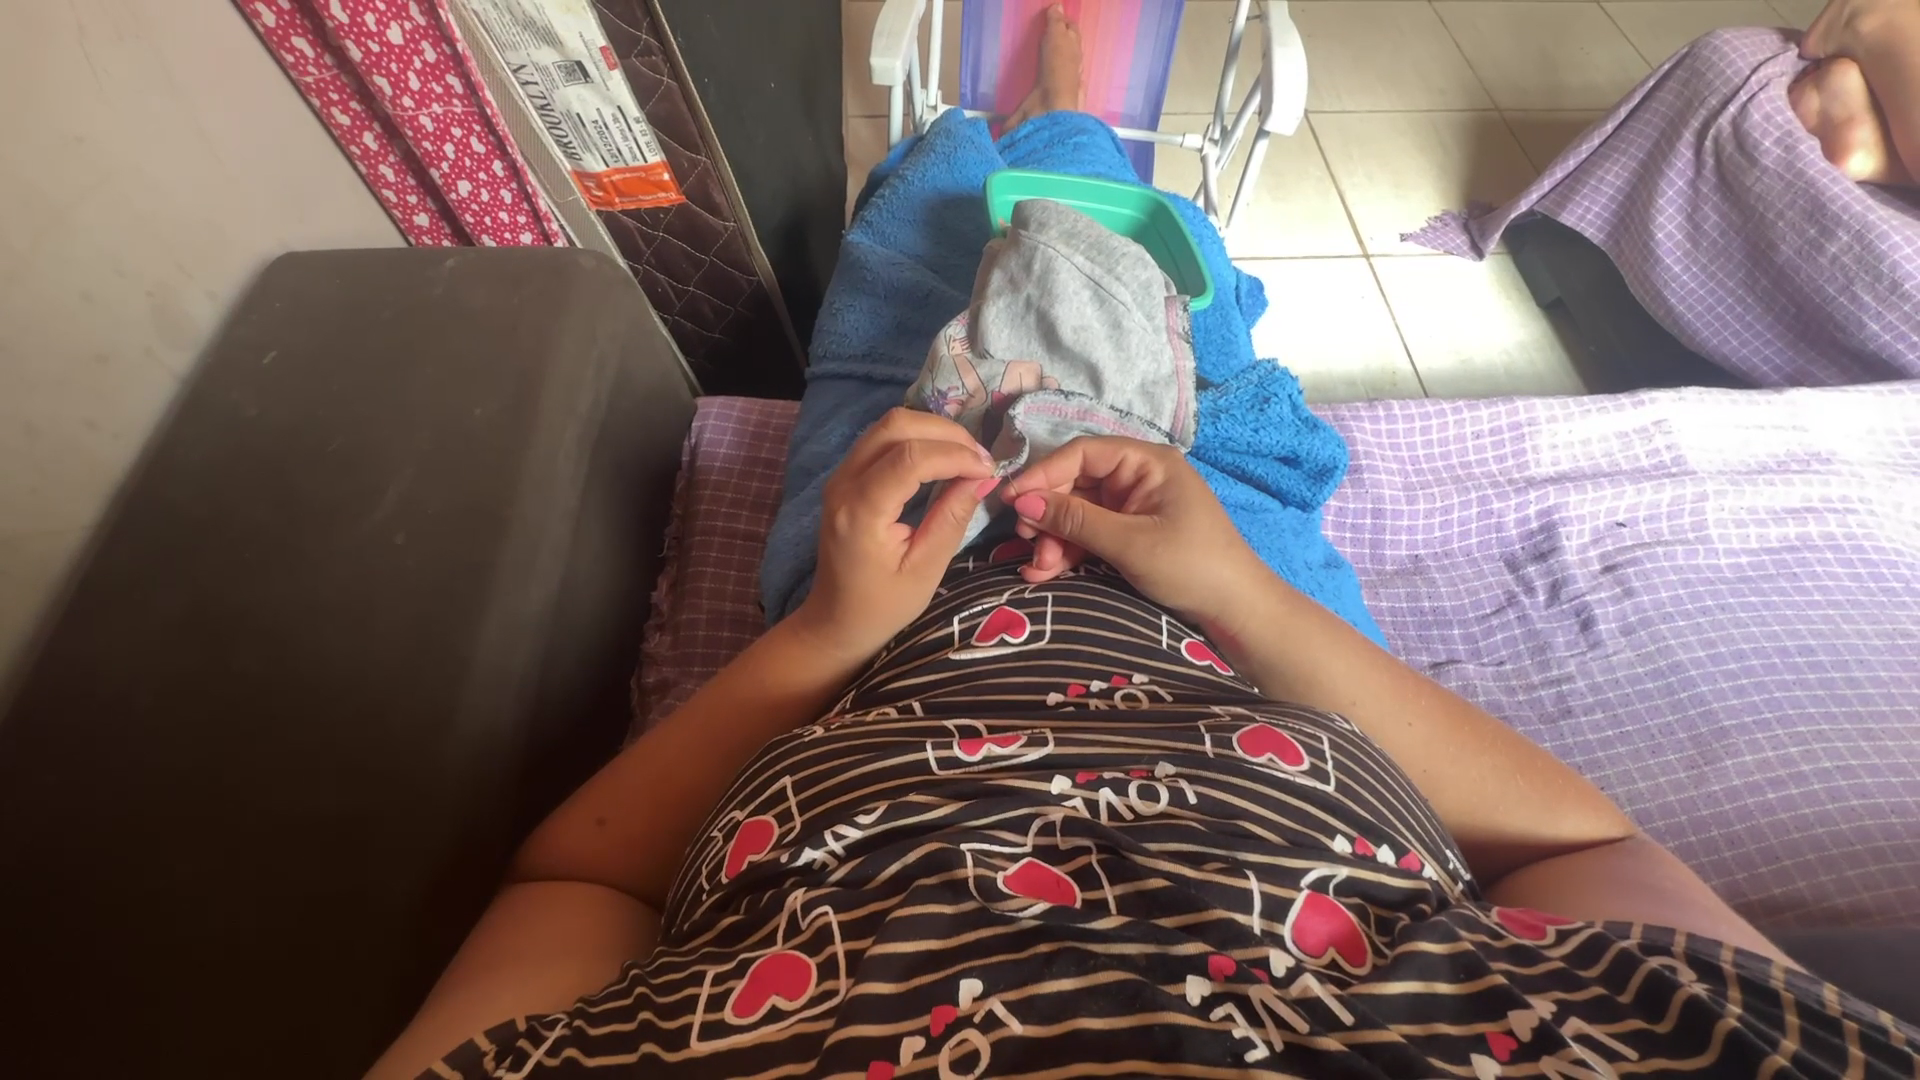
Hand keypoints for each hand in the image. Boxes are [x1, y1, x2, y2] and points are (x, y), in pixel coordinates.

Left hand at [789, 409, 997, 660]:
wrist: (835, 620)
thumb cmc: (882, 605)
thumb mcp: (926, 570)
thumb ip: (952, 518)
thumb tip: (983, 477)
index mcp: (861, 512)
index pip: (910, 458)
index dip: (955, 455)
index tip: (988, 469)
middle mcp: (843, 484)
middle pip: (896, 426)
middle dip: (945, 433)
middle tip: (980, 458)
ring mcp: (840, 476)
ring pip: (888, 425)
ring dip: (932, 431)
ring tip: (966, 456)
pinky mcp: (845, 477)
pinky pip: (882, 440)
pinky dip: (917, 439)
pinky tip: (942, 458)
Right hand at [1001, 437, 1268, 630]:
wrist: (1234, 612)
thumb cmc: (1191, 566)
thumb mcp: (1129, 543)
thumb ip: (1074, 520)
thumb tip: (1021, 502)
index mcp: (1146, 462)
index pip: (1081, 454)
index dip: (1042, 474)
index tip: (1011, 500)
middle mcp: (1135, 478)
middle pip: (1074, 485)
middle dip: (1047, 517)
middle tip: (1025, 543)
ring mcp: (1130, 508)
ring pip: (1076, 514)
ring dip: (1053, 541)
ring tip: (1038, 571)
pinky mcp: (1127, 535)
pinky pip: (1086, 536)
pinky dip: (1067, 553)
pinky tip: (1046, 574)